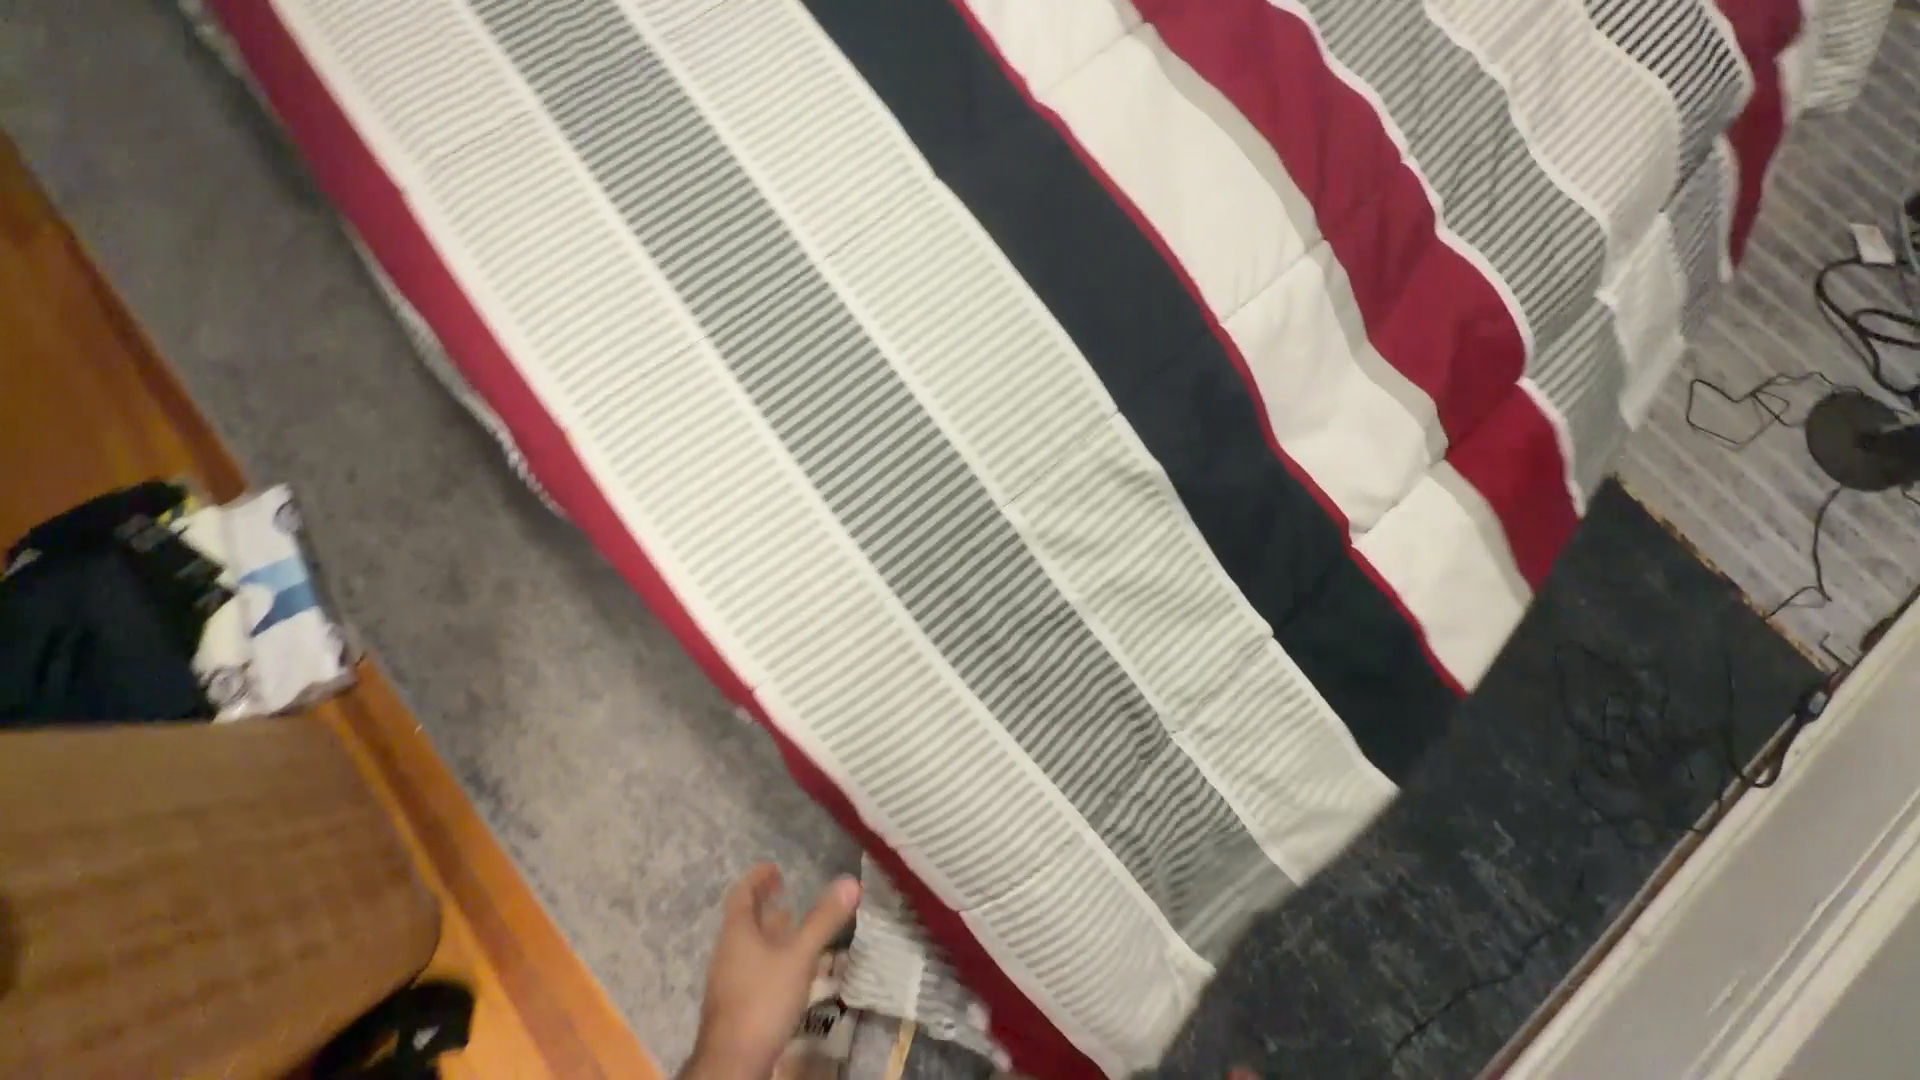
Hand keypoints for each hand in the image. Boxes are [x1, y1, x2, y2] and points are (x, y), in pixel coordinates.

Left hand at [679, 864, 861, 1079]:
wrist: (732, 1064)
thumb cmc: (762, 1000)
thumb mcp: (799, 957)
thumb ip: (823, 920)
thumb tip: (850, 881)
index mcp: (737, 933)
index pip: (742, 894)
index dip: (757, 878)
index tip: (774, 868)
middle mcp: (728, 952)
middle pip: (744, 919)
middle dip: (764, 904)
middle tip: (784, 891)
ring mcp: (729, 981)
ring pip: (748, 945)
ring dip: (767, 931)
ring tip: (790, 924)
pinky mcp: (736, 1005)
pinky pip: (752, 968)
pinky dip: (769, 957)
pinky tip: (788, 969)